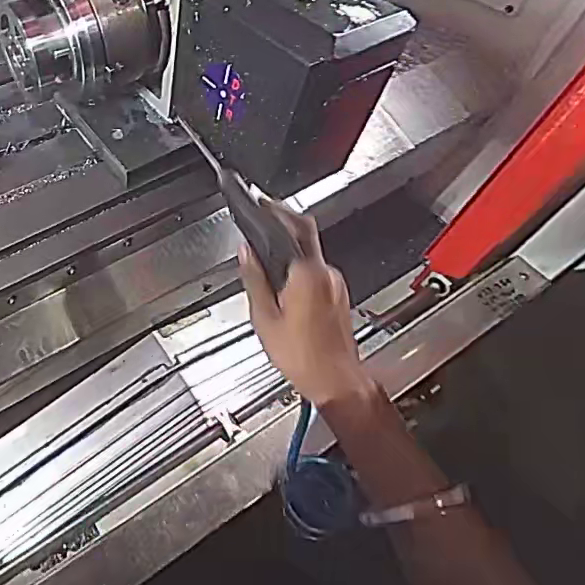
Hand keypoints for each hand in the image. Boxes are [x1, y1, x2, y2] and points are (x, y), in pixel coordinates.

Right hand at [236, 201, 378, 406]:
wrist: (335, 380)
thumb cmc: (303, 357)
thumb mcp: (264, 317)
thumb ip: (254, 279)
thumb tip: (245, 253)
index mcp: (308, 275)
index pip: (294, 226)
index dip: (275, 211)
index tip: (260, 203)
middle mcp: (327, 274)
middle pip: (305, 236)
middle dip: (283, 226)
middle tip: (263, 222)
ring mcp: (336, 285)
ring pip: (310, 257)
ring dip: (291, 254)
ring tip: (268, 264)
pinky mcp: (339, 295)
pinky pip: (317, 274)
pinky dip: (300, 272)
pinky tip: (286, 288)